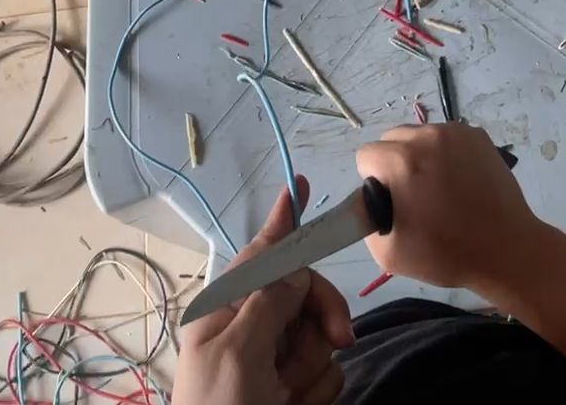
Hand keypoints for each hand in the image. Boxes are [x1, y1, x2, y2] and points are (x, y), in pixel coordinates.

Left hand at [175, 176, 353, 404]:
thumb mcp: (239, 355)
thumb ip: (268, 303)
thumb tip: (292, 267)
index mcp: (226, 309)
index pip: (261, 252)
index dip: (283, 217)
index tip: (299, 183)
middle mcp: (251, 327)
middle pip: (304, 290)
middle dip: (322, 313)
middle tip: (339, 336)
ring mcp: (273, 360)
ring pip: (320, 333)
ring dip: (312, 366)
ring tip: (286, 398)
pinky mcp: (292, 389)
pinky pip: (326, 371)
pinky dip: (316, 392)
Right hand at [355, 123, 543, 291]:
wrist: (508, 250)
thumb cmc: (447, 254)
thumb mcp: (389, 253)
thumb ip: (364, 219)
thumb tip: (366, 197)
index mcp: (402, 162)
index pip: (366, 155)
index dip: (374, 180)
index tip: (392, 200)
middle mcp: (426, 137)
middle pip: (390, 139)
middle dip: (394, 163)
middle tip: (414, 194)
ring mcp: (454, 132)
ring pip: (418, 134)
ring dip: (419, 155)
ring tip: (439, 186)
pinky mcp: (476, 134)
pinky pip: (445, 135)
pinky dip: (444, 152)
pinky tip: (458, 178)